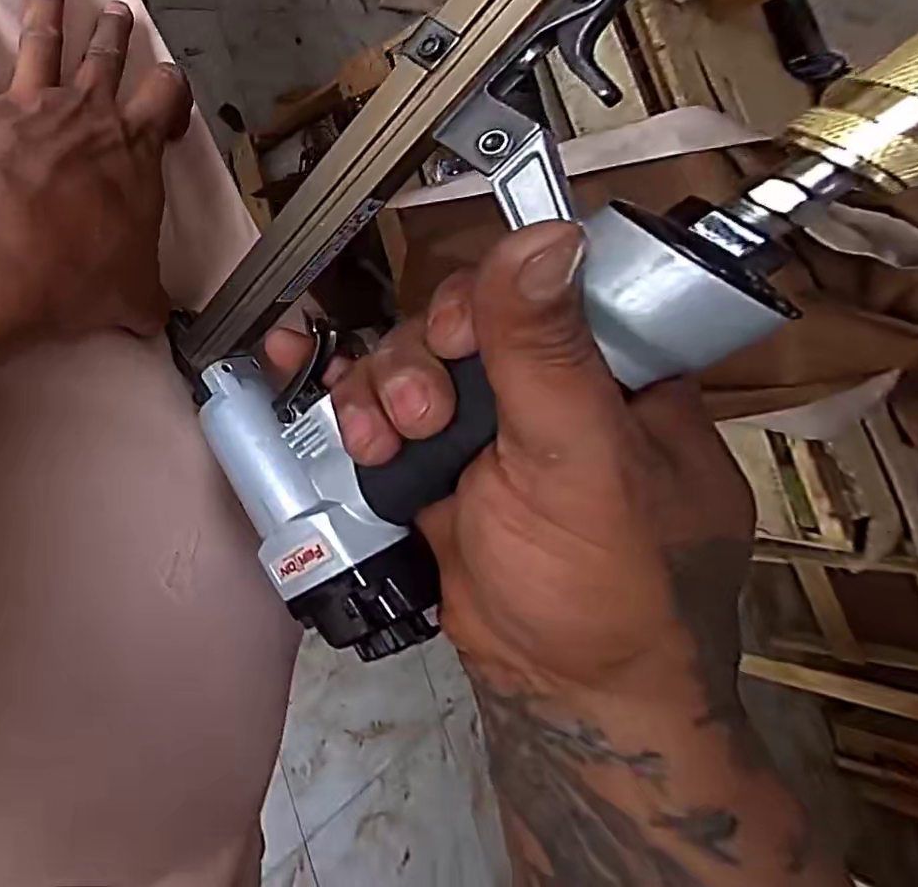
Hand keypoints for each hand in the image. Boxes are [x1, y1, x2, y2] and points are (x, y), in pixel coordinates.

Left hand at [0, 0, 192, 340]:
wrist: (8, 257)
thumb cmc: (76, 272)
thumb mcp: (129, 296)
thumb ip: (147, 303)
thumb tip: (162, 324)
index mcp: (129, 150)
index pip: (163, 101)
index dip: (168, 94)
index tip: (167, 95)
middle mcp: (85, 114)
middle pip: (107, 58)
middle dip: (114, 34)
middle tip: (117, 12)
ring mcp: (30, 106)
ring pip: (44, 39)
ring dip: (48, 4)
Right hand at [265, 222, 754, 707]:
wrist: (549, 680)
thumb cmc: (601, 583)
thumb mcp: (580, 462)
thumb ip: (547, 354)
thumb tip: (546, 237)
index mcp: (605, 374)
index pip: (534, 292)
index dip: (483, 302)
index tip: (459, 340)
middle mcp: (534, 388)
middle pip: (448, 325)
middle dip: (414, 365)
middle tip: (420, 417)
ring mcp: (471, 423)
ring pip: (398, 363)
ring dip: (370, 393)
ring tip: (376, 445)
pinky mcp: (420, 453)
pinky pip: (369, 403)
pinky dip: (339, 394)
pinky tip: (313, 387)